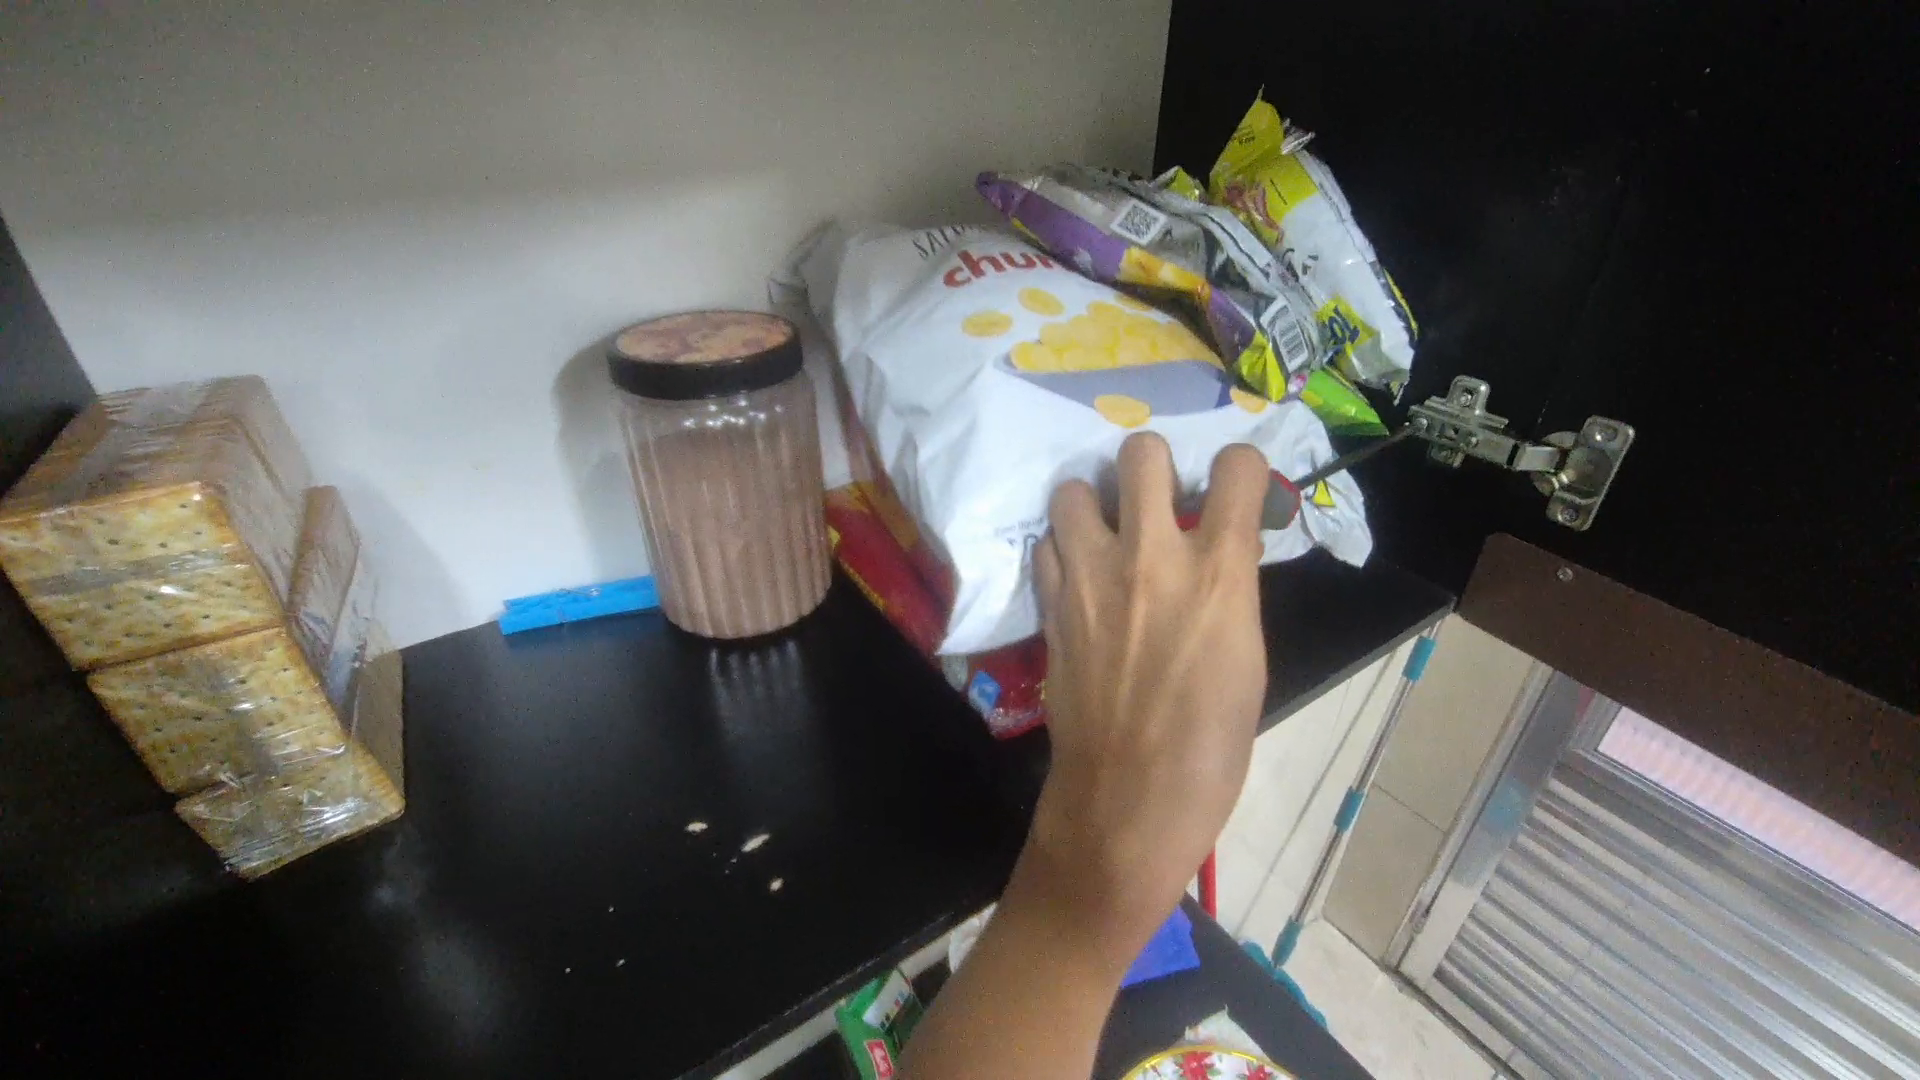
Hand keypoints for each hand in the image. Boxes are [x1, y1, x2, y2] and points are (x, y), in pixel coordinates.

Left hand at [1017, 433, 1269, 951]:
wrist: (1130, 793)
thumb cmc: (1211, 743)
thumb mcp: (1247, 656)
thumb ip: (1229, 588)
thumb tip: (1218, 550)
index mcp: (1219, 571)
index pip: (1235, 467)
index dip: (1237, 468)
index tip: (1230, 487)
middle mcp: (1150, 556)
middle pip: (1140, 452)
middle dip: (1150, 463)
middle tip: (1153, 497)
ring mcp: (1090, 576)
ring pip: (1072, 489)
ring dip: (1091, 502)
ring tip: (1104, 533)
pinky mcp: (1050, 603)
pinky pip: (1046, 545)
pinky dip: (1062, 549)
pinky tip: (1076, 574)